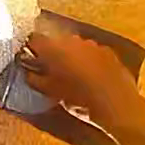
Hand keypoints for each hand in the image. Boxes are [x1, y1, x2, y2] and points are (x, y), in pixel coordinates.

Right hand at [22, 29, 144, 131]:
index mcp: (53, 49)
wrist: (117, 105)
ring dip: (70, 55)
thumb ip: (34, 78)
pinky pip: (90, 51)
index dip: (30, 48)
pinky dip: (87, 59)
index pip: (34, 38)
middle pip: (55, 41)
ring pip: (74, 45)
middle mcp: (71, 40)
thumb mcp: (51, 93)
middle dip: (52, 52)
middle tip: (51, 70)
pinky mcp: (107, 51)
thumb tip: (27, 71)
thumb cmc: (79, 100)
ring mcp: (91, 44)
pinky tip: (91, 75)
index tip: (31, 59)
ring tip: (72, 74)